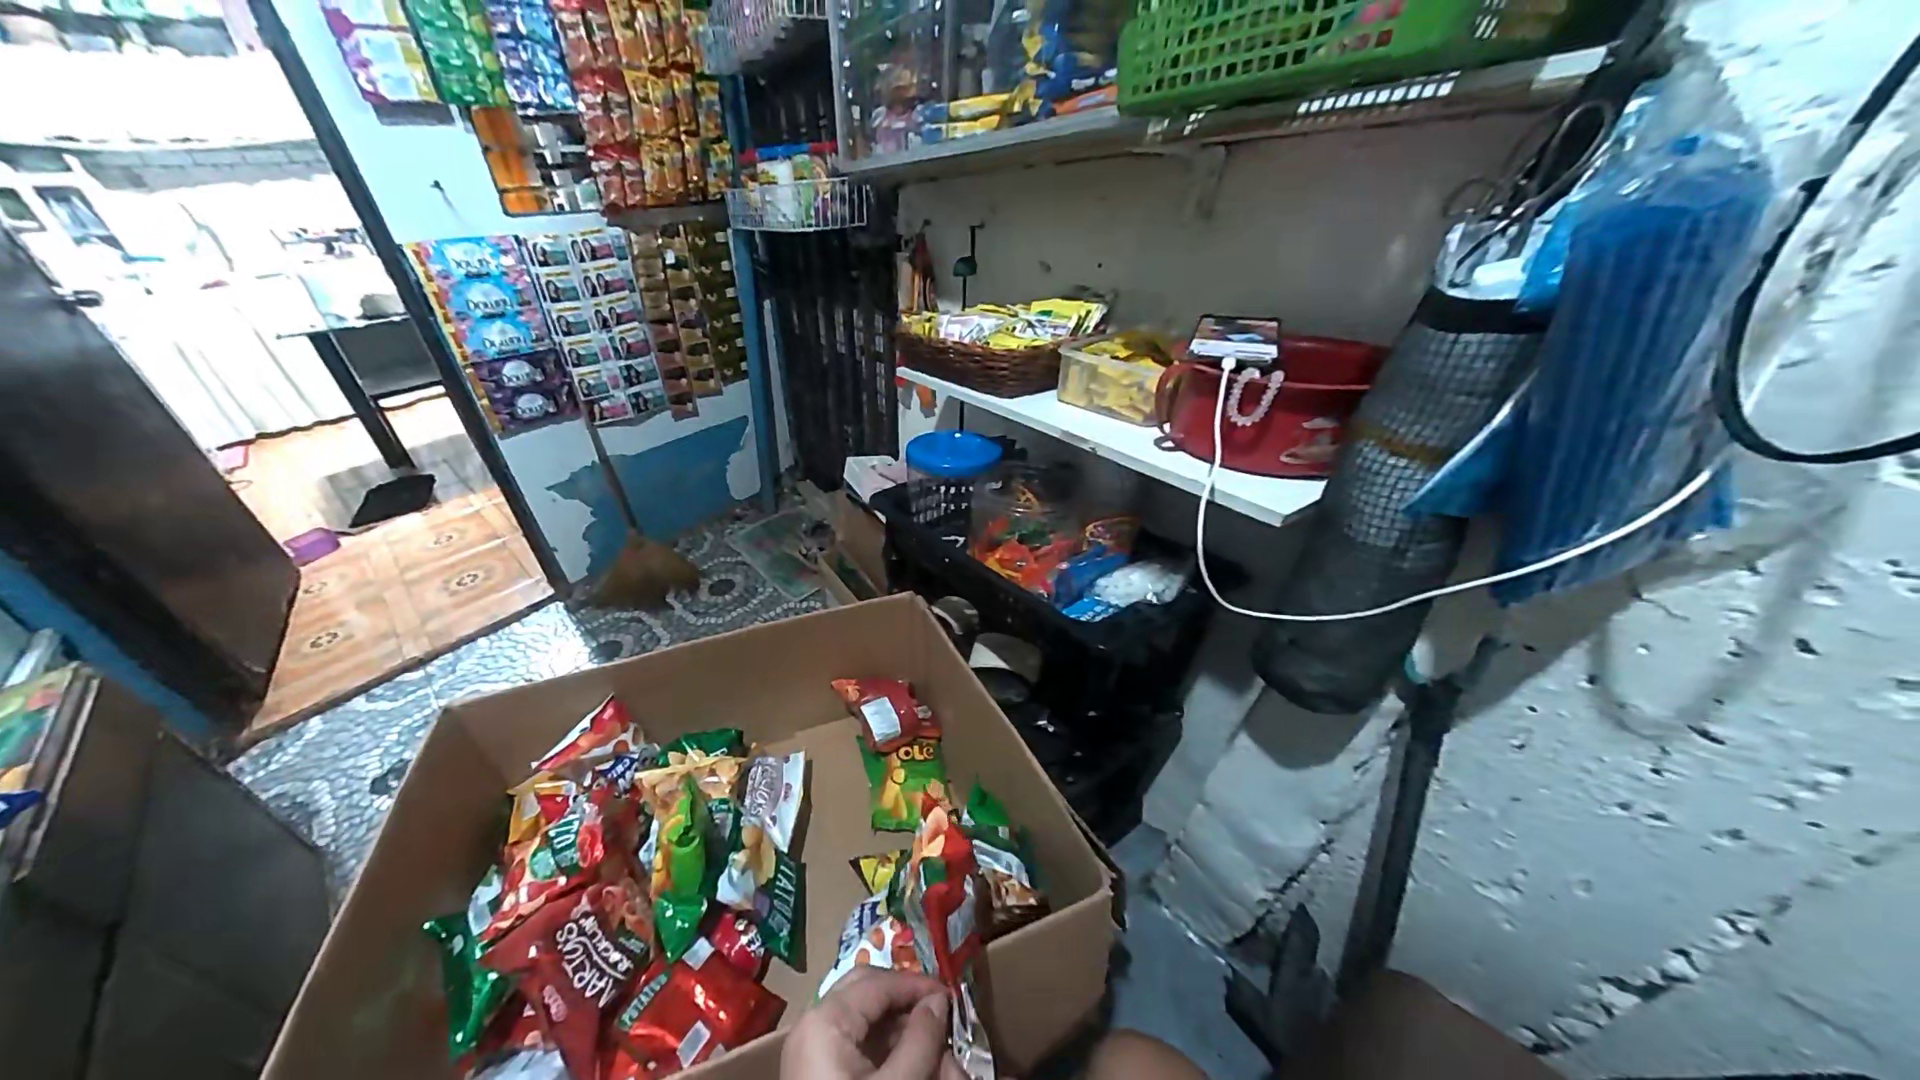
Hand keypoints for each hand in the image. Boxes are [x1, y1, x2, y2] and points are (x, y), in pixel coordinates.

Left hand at [782, 968, 964, 1079]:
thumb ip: (921, 1040)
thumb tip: (938, 1002)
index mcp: (826, 1020)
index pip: (880, 981)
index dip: (919, 985)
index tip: (952, 999)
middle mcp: (814, 1025)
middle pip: (870, 994)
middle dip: (909, 1008)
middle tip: (943, 1024)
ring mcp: (812, 1051)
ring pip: (866, 1023)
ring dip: (904, 1036)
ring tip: (939, 1062)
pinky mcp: (818, 1075)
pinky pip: (857, 1050)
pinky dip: (888, 1056)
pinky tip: (916, 1070)